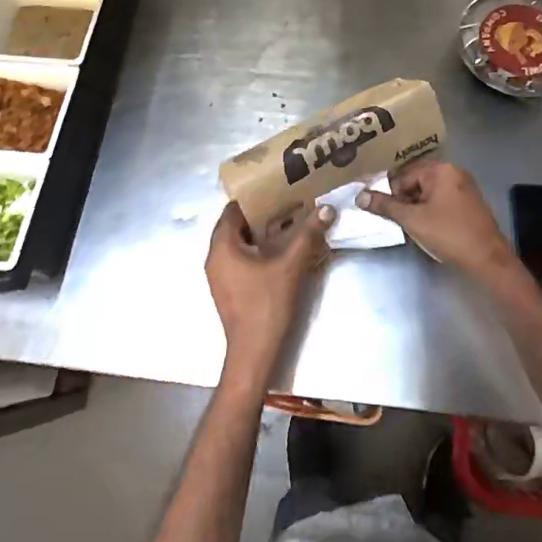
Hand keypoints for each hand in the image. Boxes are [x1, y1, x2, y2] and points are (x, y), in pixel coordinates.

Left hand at [205, 202, 332, 383]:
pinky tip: (278, 252)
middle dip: (258, 215)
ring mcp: (219, 276)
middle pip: (234, 226)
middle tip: (285, 204)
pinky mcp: (227, 289)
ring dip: (258, 234)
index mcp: (222, 247)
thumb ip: (307, 236)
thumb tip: (326, 209)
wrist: (254, 351)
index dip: (253, 198)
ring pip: (237, 244)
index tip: (275, 189)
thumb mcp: (290, 266)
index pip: (232, 211)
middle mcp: (214, 258)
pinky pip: (238, 260)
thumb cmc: (266, 305)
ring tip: (285, 224)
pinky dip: (255, 251)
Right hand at [357, 159, 519, 280]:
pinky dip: (432, 209)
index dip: (392, 194)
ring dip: (417, 205)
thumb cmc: (448, 234)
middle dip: (405, 199)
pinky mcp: (470, 202)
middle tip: (397, 218)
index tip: (386, 213)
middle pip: (418, 181)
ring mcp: (465, 187)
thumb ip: (385, 206)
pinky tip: (428, 226)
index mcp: (441, 170)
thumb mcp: (412, 220)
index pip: (405, 176)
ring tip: (411, 224)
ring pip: (430, 191)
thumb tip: (360, 196)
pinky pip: (443, 199)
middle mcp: (455, 172)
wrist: (486, 258)